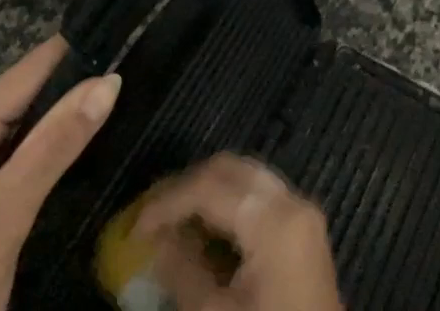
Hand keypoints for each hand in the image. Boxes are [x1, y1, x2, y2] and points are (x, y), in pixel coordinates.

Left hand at [0, 36, 120, 310]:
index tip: (131, 38)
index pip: (28, 72)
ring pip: (17, 127)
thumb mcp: (2, 219)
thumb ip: (53, 148)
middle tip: (139, 81)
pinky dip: (43, 150)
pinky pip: (6, 156)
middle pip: (23, 96)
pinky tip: (76, 154)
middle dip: (75, 87)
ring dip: (62, 119)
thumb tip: (107, 81)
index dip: (77, 54)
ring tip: (124, 107)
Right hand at [138, 155, 342, 310]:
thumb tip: (157, 239)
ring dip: (208, 191)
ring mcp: (303, 212)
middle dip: (186, 186)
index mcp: (272, 219)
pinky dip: (230, 203)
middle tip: (153, 216)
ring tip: (174, 221)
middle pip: (230, 169)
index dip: (165, 202)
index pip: (208, 187)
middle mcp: (292, 201)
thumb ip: (182, 269)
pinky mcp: (304, 228)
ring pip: (246, 177)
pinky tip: (206, 230)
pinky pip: (262, 196)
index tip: (135, 228)